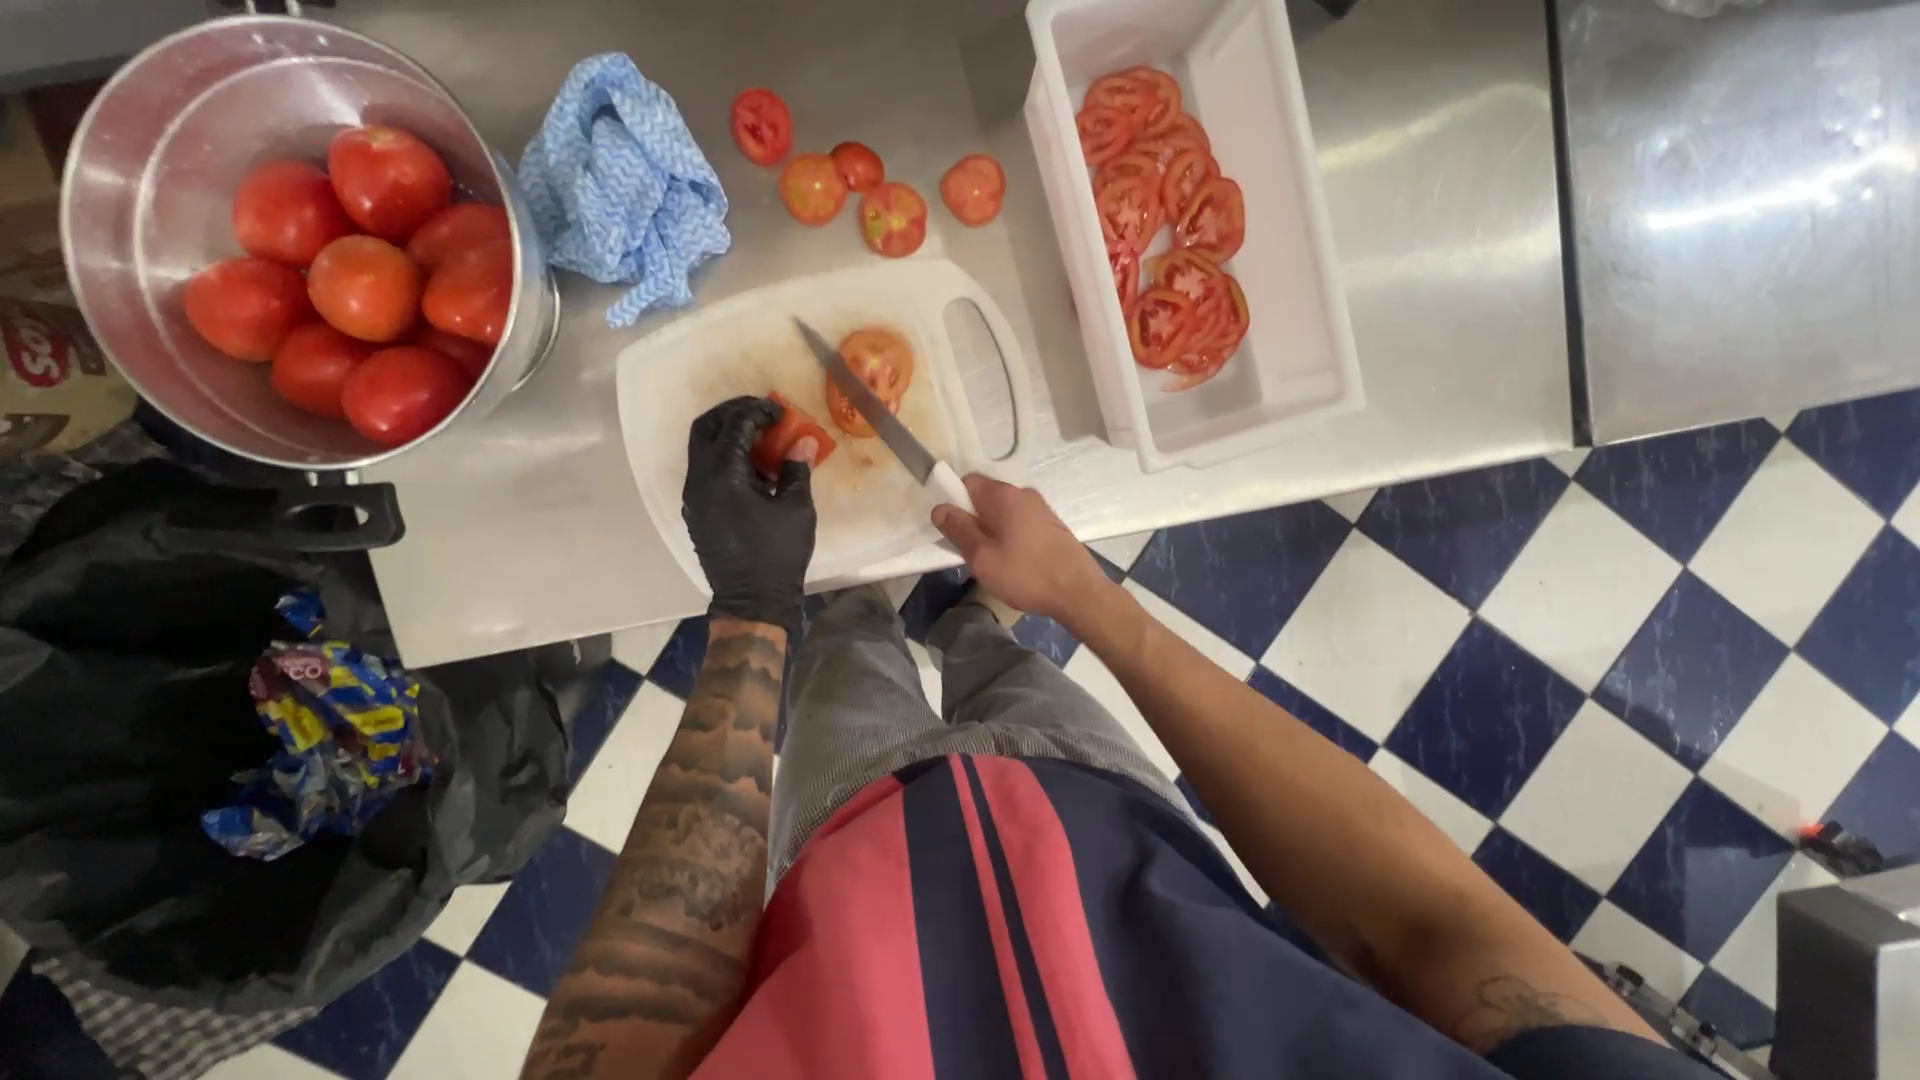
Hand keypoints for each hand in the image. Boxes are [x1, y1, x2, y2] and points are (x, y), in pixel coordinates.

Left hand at [683, 396, 816, 629]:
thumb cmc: (779, 554)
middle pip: (704, 427)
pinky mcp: (696, 510)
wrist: (753, 599)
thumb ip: (796, 469)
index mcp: (723, 476)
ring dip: (727, 435)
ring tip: (760, 439)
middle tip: (761, 413)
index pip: (734, 424)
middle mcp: (699, 480)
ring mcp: (693, 496)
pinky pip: (705, 470)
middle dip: (732, 413)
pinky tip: (752, 468)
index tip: (780, 411)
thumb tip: (803, 441)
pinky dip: (724, 457)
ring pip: (701, 448)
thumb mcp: (797, 509)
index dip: (758, 410)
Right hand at [930, 474, 1117, 623]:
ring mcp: (1041, 509)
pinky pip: (1020, 523)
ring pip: (1004, 513)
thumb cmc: (1026, 575)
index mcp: (1004, 495)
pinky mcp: (1052, 526)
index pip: (968, 481)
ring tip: (993, 562)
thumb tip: (940, 508)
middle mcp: (1024, 494)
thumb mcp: (982, 557)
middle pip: (986, 497)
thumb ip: (958, 530)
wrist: (1079, 593)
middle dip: (973, 520)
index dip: (954, 501)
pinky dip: (1011, 537)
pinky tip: (1015, 563)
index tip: (952, 528)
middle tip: (971, 552)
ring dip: (992, 531)